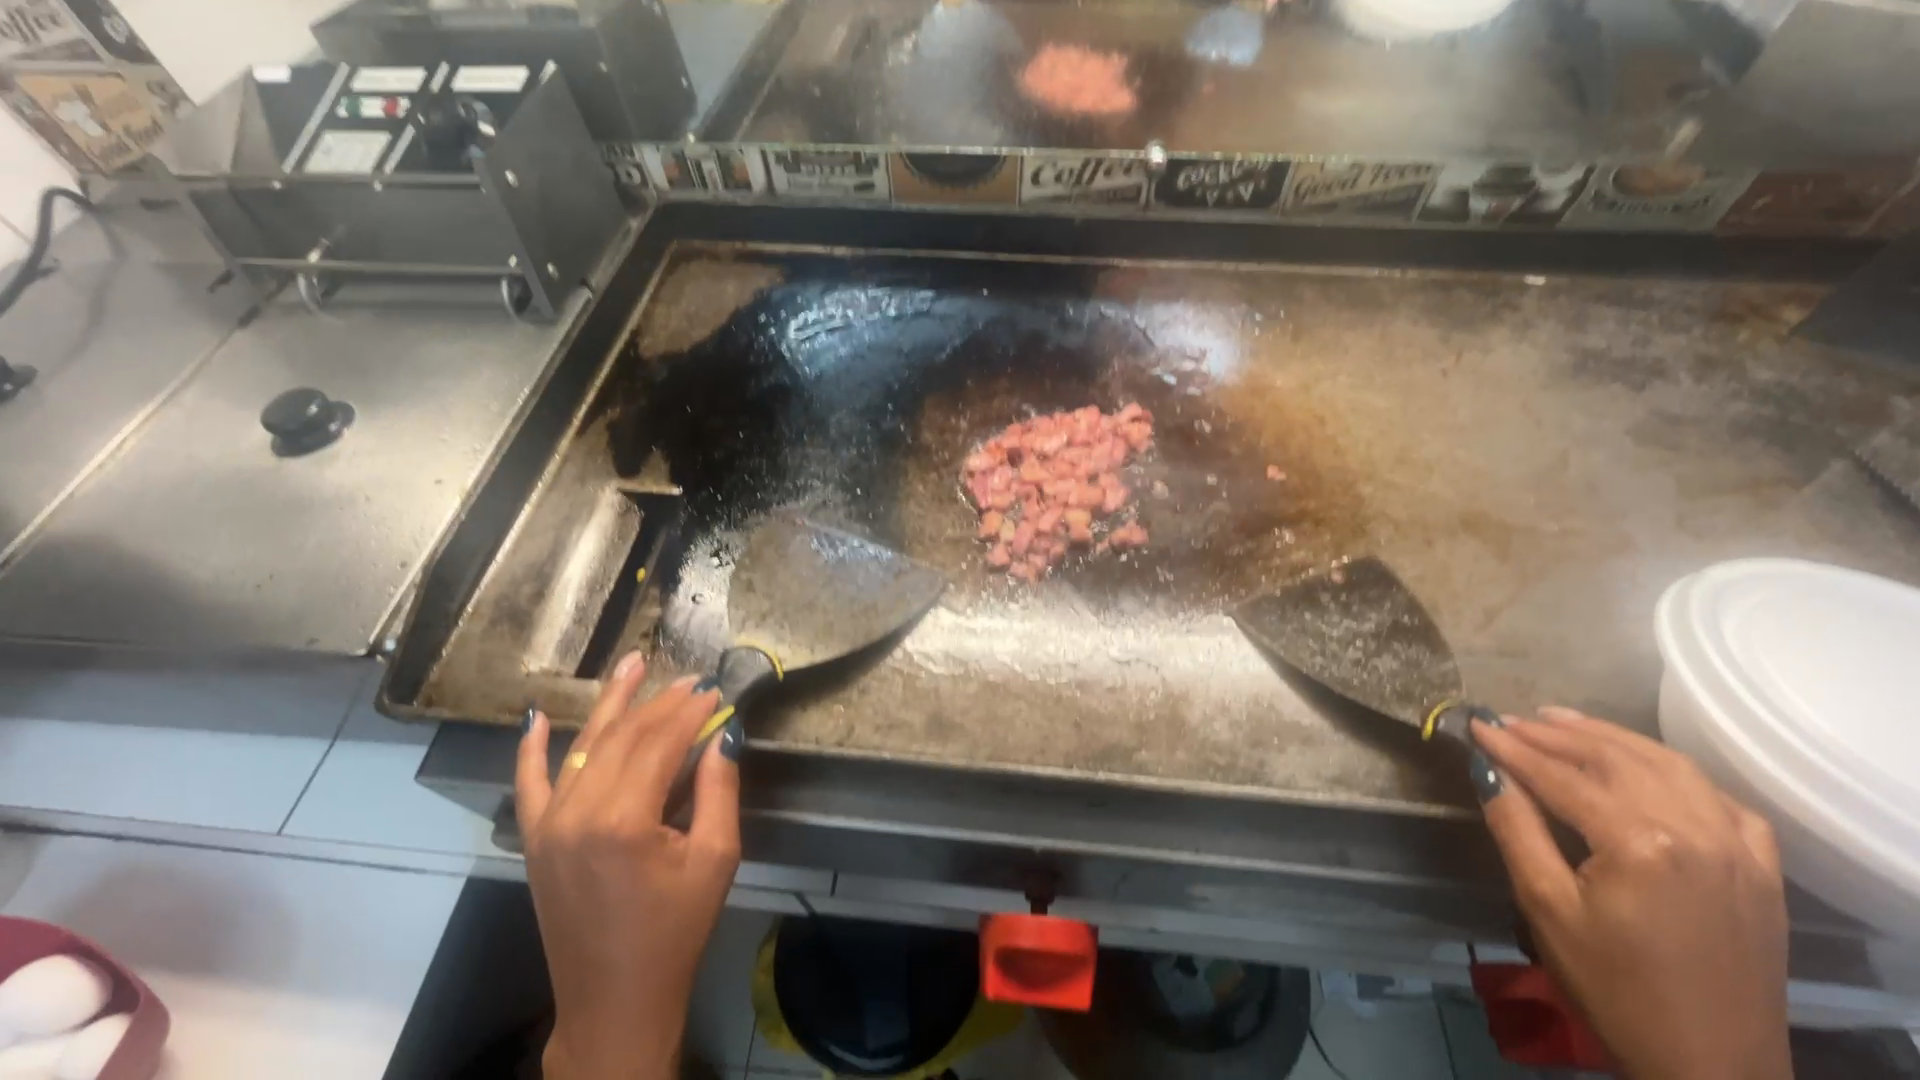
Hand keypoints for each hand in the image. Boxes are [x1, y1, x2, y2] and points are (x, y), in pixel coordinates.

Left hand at [516, 653, 741, 1079]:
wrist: (615, 999)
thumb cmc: (676, 932)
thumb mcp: (715, 860)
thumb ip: (719, 790)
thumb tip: (725, 734)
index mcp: (623, 820)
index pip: (660, 743)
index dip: (690, 712)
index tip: (716, 690)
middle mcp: (577, 812)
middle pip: (622, 737)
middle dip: (660, 704)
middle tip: (691, 680)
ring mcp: (548, 825)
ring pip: (582, 747)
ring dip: (611, 705)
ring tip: (633, 664)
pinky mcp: (534, 840)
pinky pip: (529, 784)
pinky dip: (531, 748)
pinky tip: (538, 716)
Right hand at [1472, 707, 1790, 1079]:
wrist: (1709, 1063)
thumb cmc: (1613, 987)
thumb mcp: (1547, 907)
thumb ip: (1516, 829)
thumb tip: (1487, 771)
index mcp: (1641, 842)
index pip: (1562, 777)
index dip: (1513, 748)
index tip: (1477, 725)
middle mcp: (1698, 829)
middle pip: (1616, 759)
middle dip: (1558, 734)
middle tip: (1513, 721)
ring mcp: (1739, 846)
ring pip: (1670, 766)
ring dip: (1612, 739)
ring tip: (1565, 722)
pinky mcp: (1763, 868)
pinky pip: (1720, 799)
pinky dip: (1675, 773)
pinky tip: (1647, 769)